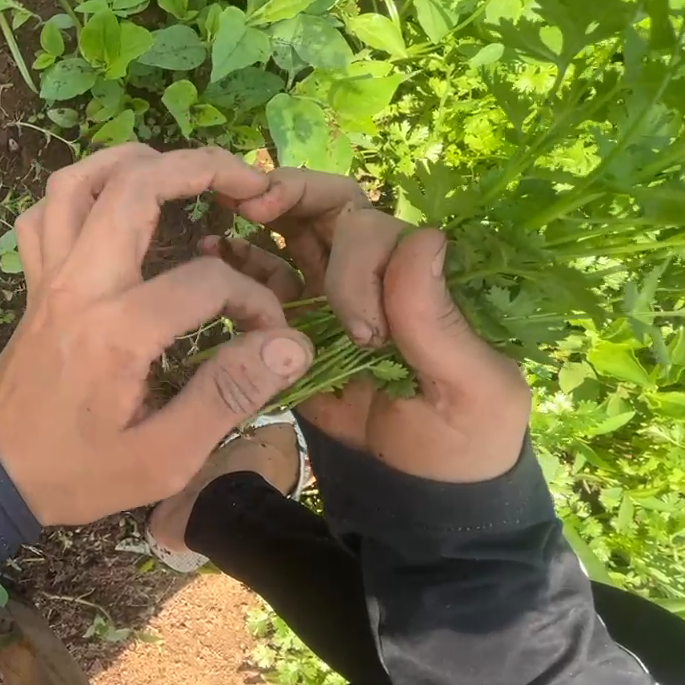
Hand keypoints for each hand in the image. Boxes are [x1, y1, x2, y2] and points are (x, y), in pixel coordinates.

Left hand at [0, 144, 314, 525]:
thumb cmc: (76, 472)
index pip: (206, 283)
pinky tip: (109, 207)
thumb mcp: (162, 458)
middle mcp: (78, 285)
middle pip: (133, 187)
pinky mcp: (32, 282)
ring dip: (132, 161)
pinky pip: (42, 214)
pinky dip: (77, 193)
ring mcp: (47, 277)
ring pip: (75, 182)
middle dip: (200, 168)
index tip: (270, 333)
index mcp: (116, 331)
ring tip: (180, 171)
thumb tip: (290, 344)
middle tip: (250, 183)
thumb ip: (227, 395)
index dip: (254, 299)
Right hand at [223, 168, 529, 482]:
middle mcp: (371, 274)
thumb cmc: (456, 442)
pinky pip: (260, 277)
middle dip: (293, 193)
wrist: (409, 490)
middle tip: (255, 203)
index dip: (357, 266)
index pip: (377, 232)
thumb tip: (424, 237)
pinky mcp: (289, 322)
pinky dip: (236, 258)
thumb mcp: (472, 389)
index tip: (360, 333)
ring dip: (256, 217)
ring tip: (219, 227)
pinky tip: (212, 252)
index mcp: (418, 281)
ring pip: (289, 231)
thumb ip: (439, 320)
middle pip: (330, 206)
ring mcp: (325, 294)